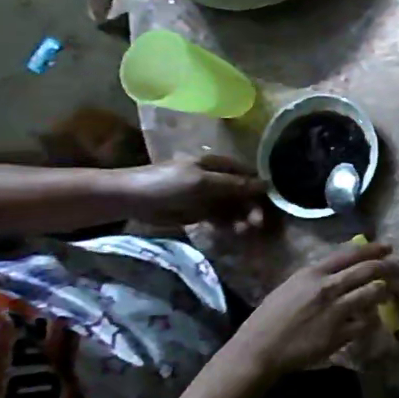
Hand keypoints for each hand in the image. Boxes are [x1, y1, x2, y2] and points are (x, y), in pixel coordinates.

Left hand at [124, 154, 268, 229]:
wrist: (128, 199)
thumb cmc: (165, 184)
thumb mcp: (202, 182)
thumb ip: (234, 183)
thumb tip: (267, 184)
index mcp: (218, 165)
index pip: (249, 174)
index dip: (260, 188)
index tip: (270, 204)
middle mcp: (217, 179)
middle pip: (244, 193)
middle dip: (252, 207)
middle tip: (256, 224)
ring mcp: (209, 195)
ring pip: (235, 207)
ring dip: (242, 218)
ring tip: (242, 231)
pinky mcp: (200, 211)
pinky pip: (222, 217)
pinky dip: (229, 225)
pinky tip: (230, 232)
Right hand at [227, 243, 398, 375]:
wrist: (259, 349)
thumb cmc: (270, 318)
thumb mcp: (292, 286)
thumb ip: (318, 276)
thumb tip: (345, 268)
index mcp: (312, 273)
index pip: (350, 254)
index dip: (373, 250)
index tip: (388, 248)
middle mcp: (327, 287)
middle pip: (370, 270)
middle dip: (389, 267)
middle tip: (398, 269)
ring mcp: (336, 310)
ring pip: (375, 292)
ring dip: (383, 292)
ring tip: (386, 294)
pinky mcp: (341, 332)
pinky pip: (369, 322)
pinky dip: (373, 320)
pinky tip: (370, 320)